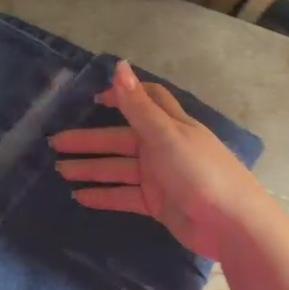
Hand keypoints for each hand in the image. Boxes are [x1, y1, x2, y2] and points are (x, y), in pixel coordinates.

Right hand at [50, 60, 268, 260]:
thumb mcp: (165, 135)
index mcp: (170, 125)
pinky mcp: (158, 204)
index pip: (145, 101)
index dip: (121, 96)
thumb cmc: (200, 171)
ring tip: (60, 170)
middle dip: (89, 140)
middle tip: (56, 144)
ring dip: (91, 168)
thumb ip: (137, 105)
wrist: (232, 224)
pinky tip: (79, 197)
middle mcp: (163, 147)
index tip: (93, 100)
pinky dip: (103, 195)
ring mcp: (160, 177)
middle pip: (120, 139)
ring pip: (118, 168)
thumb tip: (119, 65)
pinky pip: (124, 196)